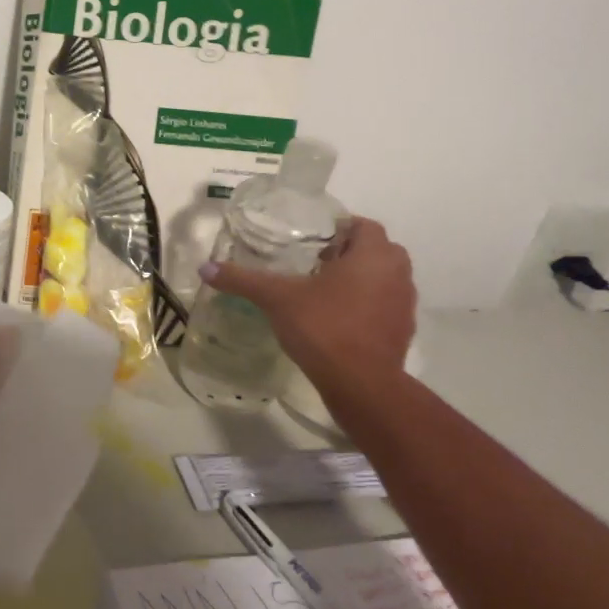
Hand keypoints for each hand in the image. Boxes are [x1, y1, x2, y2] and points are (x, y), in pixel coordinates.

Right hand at [201, 216, 415, 394]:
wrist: (361, 383)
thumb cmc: (323, 326)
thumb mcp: (276, 298)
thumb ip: (243, 280)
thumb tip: (205, 268)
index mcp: (373, 256)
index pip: (363, 226)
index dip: (338, 227)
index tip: (310, 239)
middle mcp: (397, 274)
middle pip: (376, 250)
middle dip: (348, 252)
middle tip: (313, 261)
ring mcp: (404, 303)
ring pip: (382, 278)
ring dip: (359, 278)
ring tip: (321, 289)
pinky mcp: (402, 330)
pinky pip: (383, 305)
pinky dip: (365, 304)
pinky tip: (335, 317)